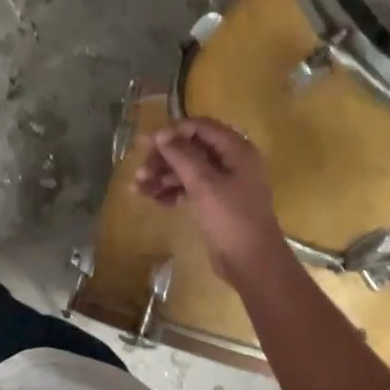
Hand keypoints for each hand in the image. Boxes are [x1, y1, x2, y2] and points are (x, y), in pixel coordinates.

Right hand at [133, 118, 287, 278]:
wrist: (250, 261)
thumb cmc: (231, 218)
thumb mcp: (204, 184)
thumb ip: (182, 156)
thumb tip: (162, 133)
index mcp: (236, 150)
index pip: (200, 128)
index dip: (172, 133)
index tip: (145, 145)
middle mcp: (231, 161)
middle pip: (190, 149)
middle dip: (163, 159)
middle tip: (140, 173)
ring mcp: (223, 183)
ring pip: (186, 170)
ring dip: (162, 176)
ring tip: (139, 190)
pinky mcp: (214, 202)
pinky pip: (188, 188)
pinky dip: (171, 191)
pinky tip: (156, 201)